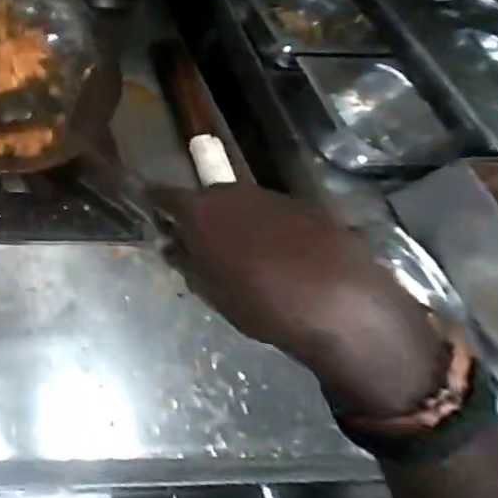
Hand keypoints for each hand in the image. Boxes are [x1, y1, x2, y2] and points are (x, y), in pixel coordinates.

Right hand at [154, 184, 444, 418]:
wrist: (344, 305)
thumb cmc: (262, 303)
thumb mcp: (211, 292)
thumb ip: (185, 262)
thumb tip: (170, 245)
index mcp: (199, 209)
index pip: (163, 195)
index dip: (155, 205)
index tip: (153, 217)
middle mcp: (230, 192)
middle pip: (205, 198)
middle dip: (200, 216)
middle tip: (202, 244)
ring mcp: (270, 196)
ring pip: (241, 205)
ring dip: (237, 223)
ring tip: (246, 256)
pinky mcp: (306, 207)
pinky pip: (274, 215)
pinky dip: (270, 230)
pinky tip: (283, 259)